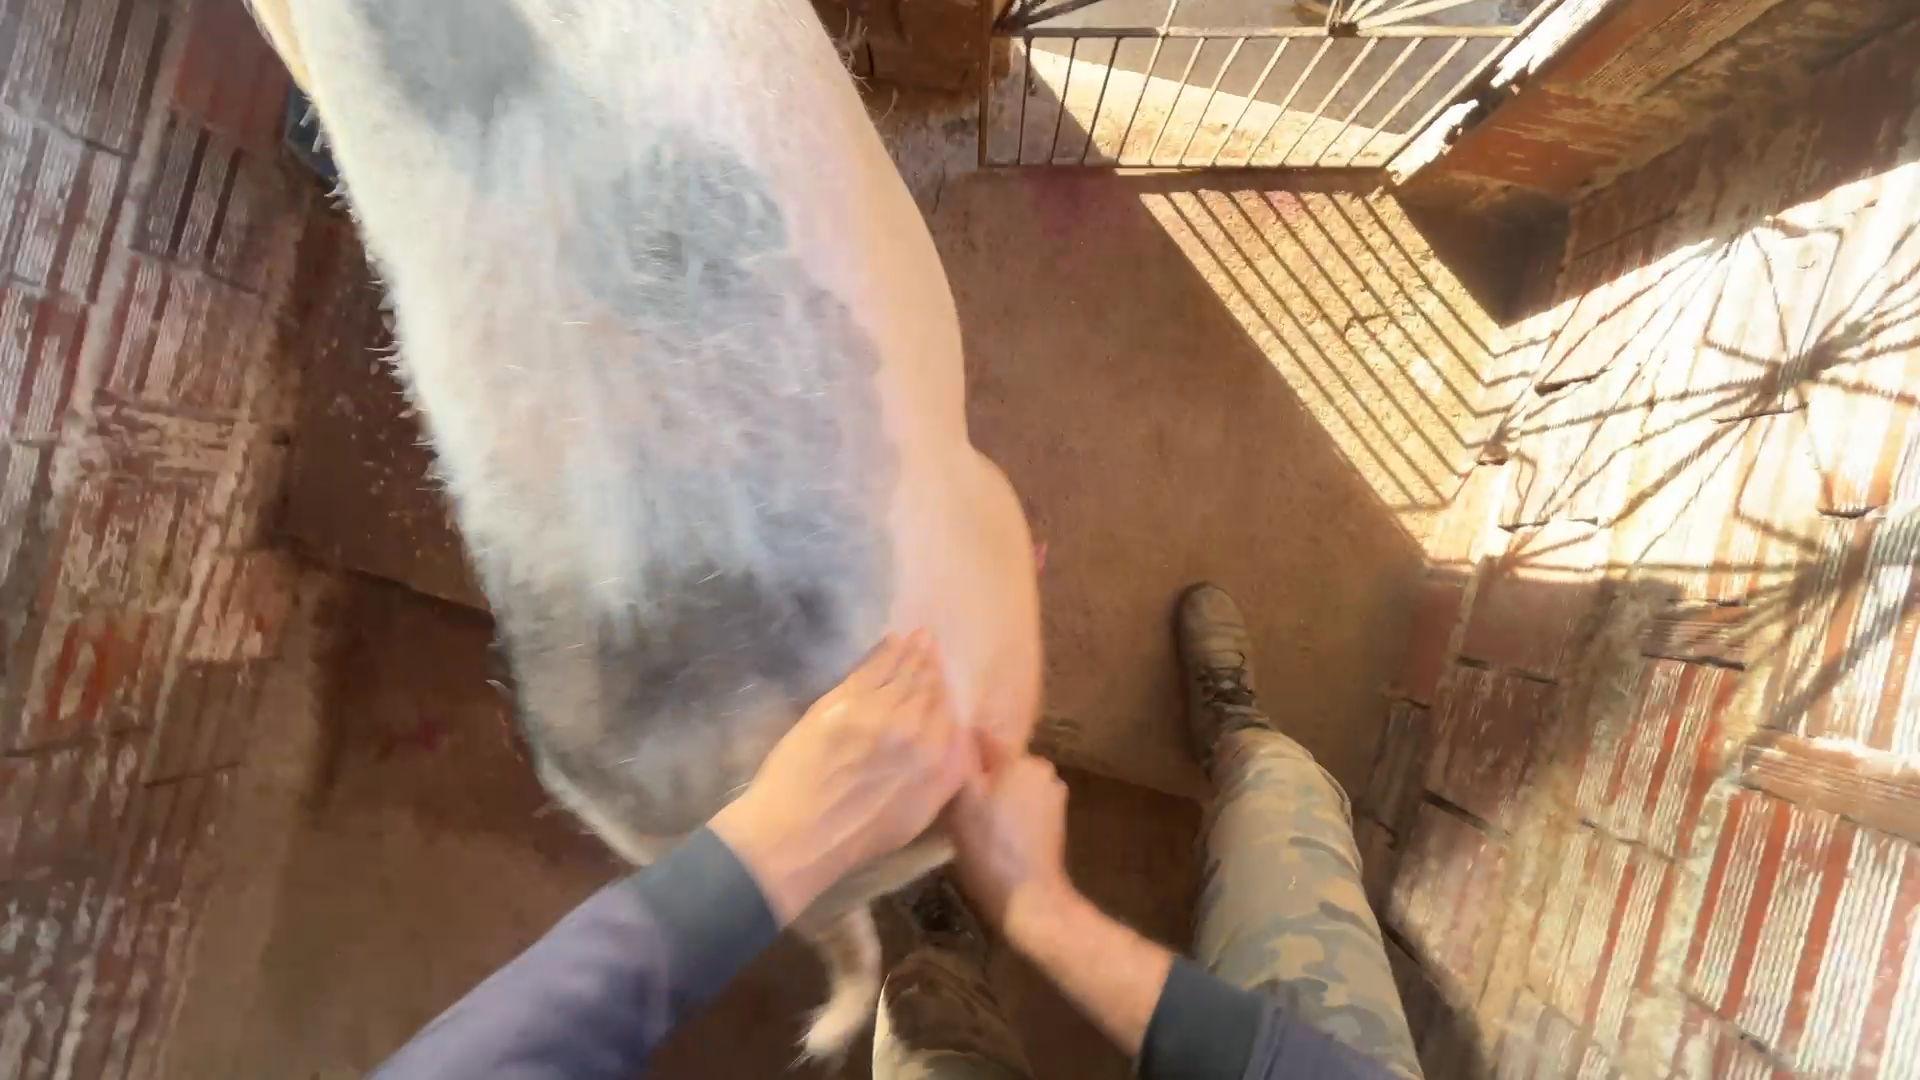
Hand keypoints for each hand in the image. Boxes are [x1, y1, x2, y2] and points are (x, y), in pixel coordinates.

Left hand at [712, 632, 977, 924]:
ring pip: (905, 673)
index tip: (945, 679)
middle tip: (933, 645)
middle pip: (931, 689)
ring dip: (915, 652)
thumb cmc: (856, 837)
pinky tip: (894, 640)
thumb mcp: (916, 816)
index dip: (947, 694)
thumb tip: (957, 745)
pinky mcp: (849, 700)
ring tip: (921, 636)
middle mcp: (922, 733)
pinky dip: (887, 651)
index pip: (953, 717)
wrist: (798, 835)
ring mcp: (885, 712)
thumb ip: (943, 777)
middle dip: (933, 666)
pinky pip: (875, 667)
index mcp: (942, 765)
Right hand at [943, 734, 1073, 937]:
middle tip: (956, 804)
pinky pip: (1022, 806)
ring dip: (993, 797)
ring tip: (973, 823)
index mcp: (1022, 758)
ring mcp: (1053, 796)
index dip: (961, 752)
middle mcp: (1043, 769)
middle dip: (979, 778)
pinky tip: (994, 836)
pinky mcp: (1055, 822)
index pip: (983, 739)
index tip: (943, 768)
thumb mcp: (964, 799)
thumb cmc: (990, 847)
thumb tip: (957, 732)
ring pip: (1010, 785)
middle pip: (998, 764)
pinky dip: (1009, 815)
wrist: (1029, 901)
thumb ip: (962, 760)